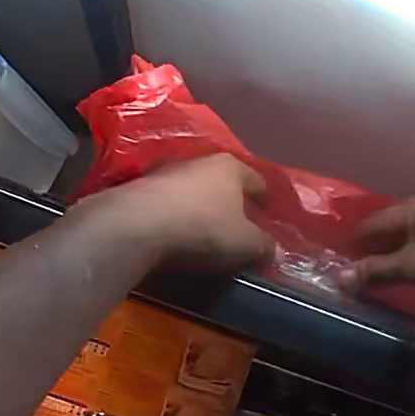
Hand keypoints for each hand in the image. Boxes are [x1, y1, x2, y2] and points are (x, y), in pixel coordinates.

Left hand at [80, 154, 273, 271]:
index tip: (269, 213)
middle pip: (225, 182)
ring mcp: (169, 171)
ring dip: (202, 206)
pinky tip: (177, 230)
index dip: (266, 199)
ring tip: (206, 229)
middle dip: (233, 201)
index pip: (258, 181)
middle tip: (240, 223)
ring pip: (196, 189)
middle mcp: (201, 161)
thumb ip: (264, 247)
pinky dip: (178, 213)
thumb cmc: (204, 227)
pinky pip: (171, 201)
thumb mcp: (244, 243)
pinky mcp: (143, 187)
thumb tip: (276, 254)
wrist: (138, 223)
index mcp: (232, 167)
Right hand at [345, 191, 414, 300]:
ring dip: (397, 251)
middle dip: (376, 247)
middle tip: (360, 269)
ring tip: (385, 272)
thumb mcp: (411, 268)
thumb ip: (374, 271)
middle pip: (393, 225)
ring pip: (413, 233)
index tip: (342, 261)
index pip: (373, 222)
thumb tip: (340, 279)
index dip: (356, 243)